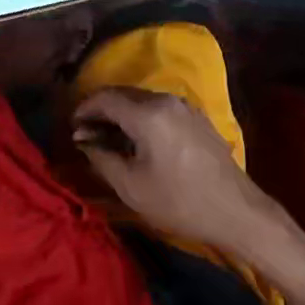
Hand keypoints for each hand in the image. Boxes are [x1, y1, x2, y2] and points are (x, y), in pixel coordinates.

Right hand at [71, 87, 283, 251]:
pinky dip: (140, 116)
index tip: (71, 127)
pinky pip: (159, 107)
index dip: (84, 109)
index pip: (105, 98)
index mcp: (148, 113)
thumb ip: (101, 157)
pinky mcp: (195, 117)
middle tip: (85, 133)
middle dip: (101, 110)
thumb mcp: (131, 186)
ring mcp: (184, 106)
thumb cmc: (178, 201)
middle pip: (123, 94)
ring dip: (121, 113)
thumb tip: (84, 140)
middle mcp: (166, 99)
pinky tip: (136, 139)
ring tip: (107, 138)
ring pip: (142, 100)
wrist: (234, 210)